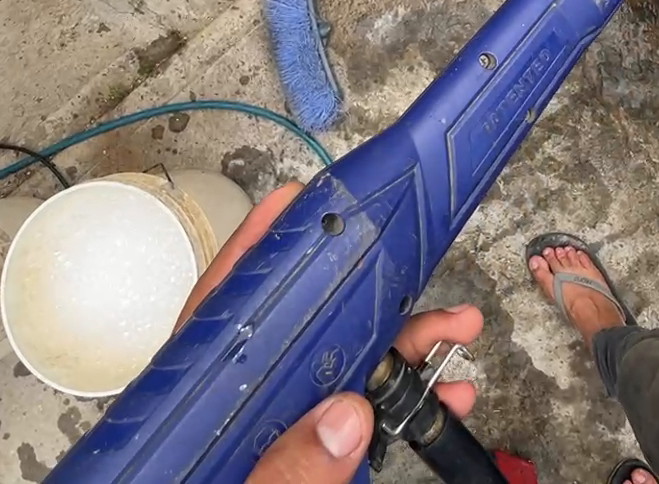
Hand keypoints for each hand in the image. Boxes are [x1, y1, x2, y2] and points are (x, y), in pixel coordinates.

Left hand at [176, 184, 483, 483]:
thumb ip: (279, 478)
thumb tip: (347, 417)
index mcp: (199, 412)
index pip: (219, 316)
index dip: (253, 252)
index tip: (291, 202)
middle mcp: (243, 413)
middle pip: (302, 334)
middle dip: (368, 298)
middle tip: (413, 269)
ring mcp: (281, 438)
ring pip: (345, 376)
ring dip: (405, 349)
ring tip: (459, 331)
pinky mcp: (311, 463)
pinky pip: (364, 428)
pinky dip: (406, 407)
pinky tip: (448, 397)